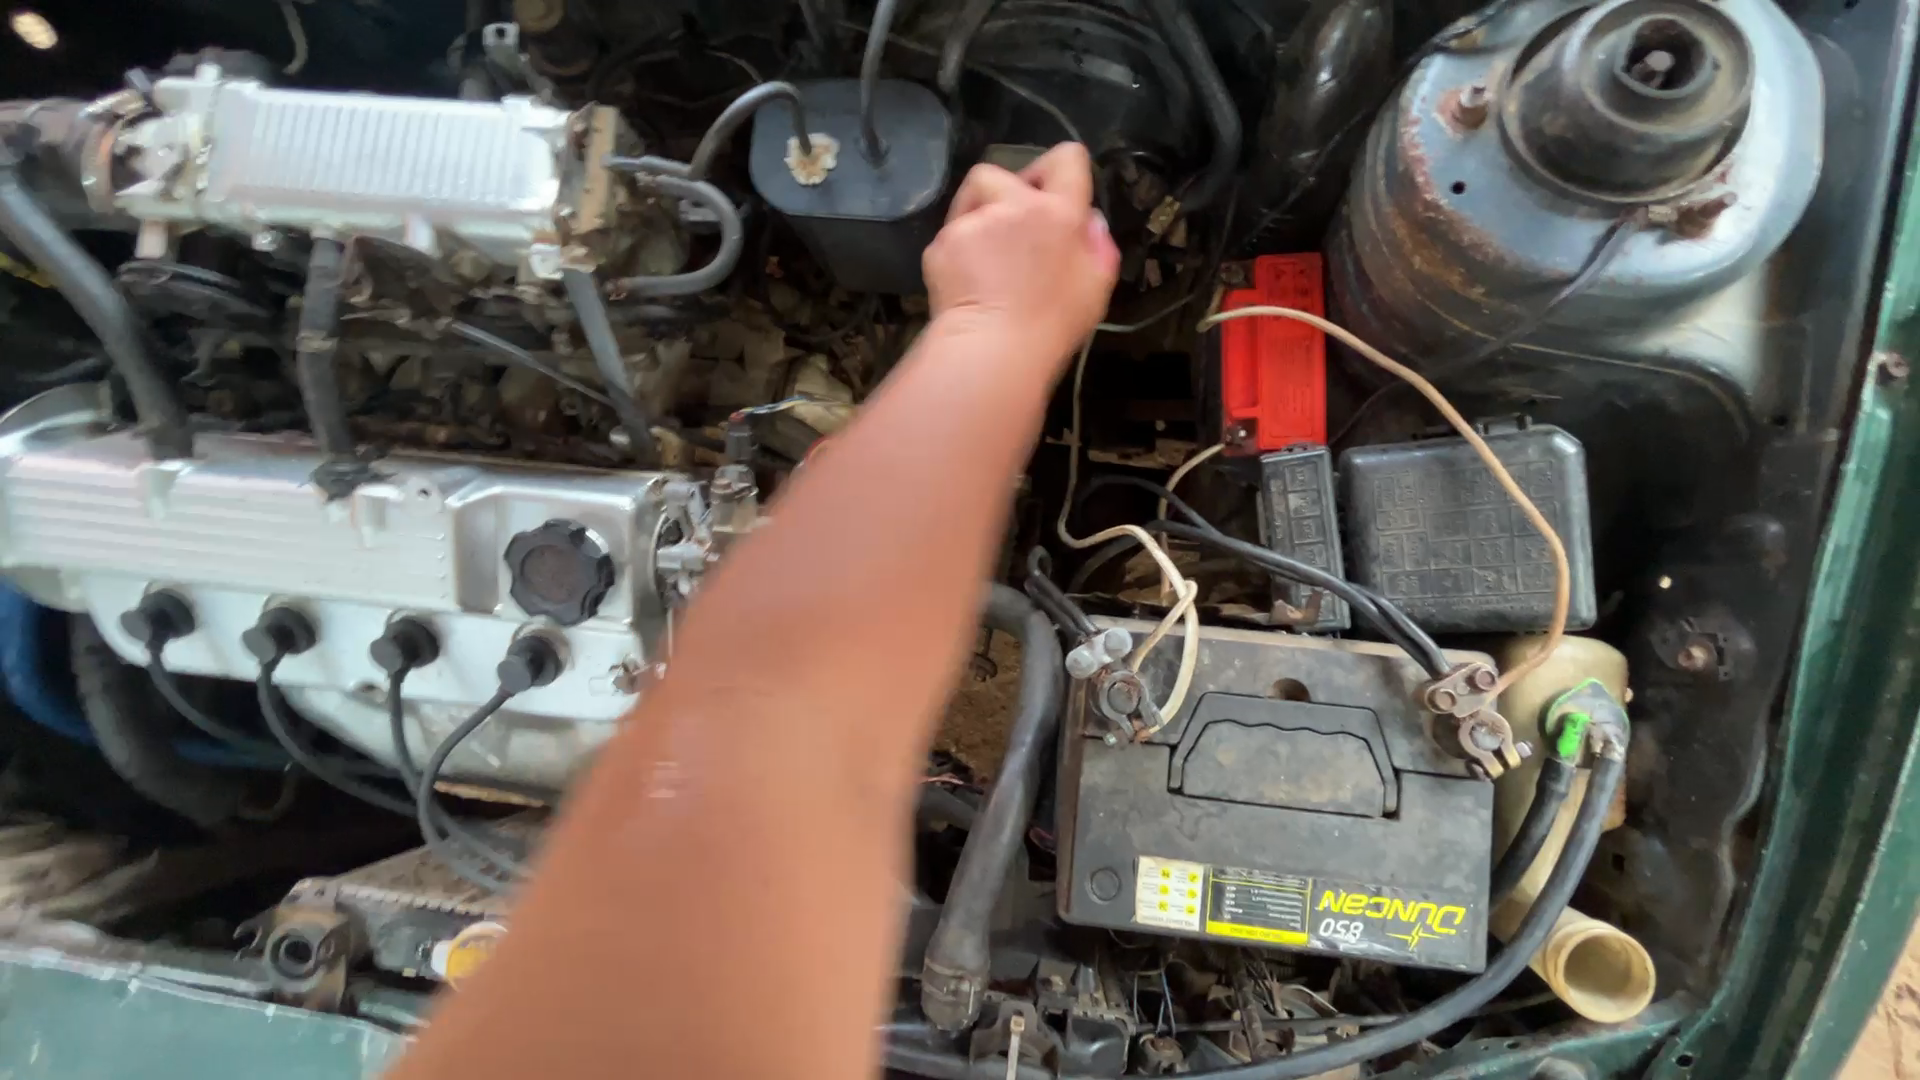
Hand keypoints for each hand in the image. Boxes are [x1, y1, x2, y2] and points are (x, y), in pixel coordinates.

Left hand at [923, 143, 1120, 365]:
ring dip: (979, 213)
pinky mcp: (941, 245)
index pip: (1068, 158)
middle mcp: (1014, 205)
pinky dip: (957, 252)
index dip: (1061, 173)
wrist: (993, 351)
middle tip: (1014, 234)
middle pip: (1009, 172)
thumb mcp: (1095, 289)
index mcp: (1059, 212)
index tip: (1054, 198)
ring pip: (973, 197)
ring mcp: (974, 223)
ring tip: (986, 253)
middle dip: (1009, 195)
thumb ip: (1097, 247)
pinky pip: (951, 236)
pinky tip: (965, 282)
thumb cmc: (1052, 326)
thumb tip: (1089, 222)